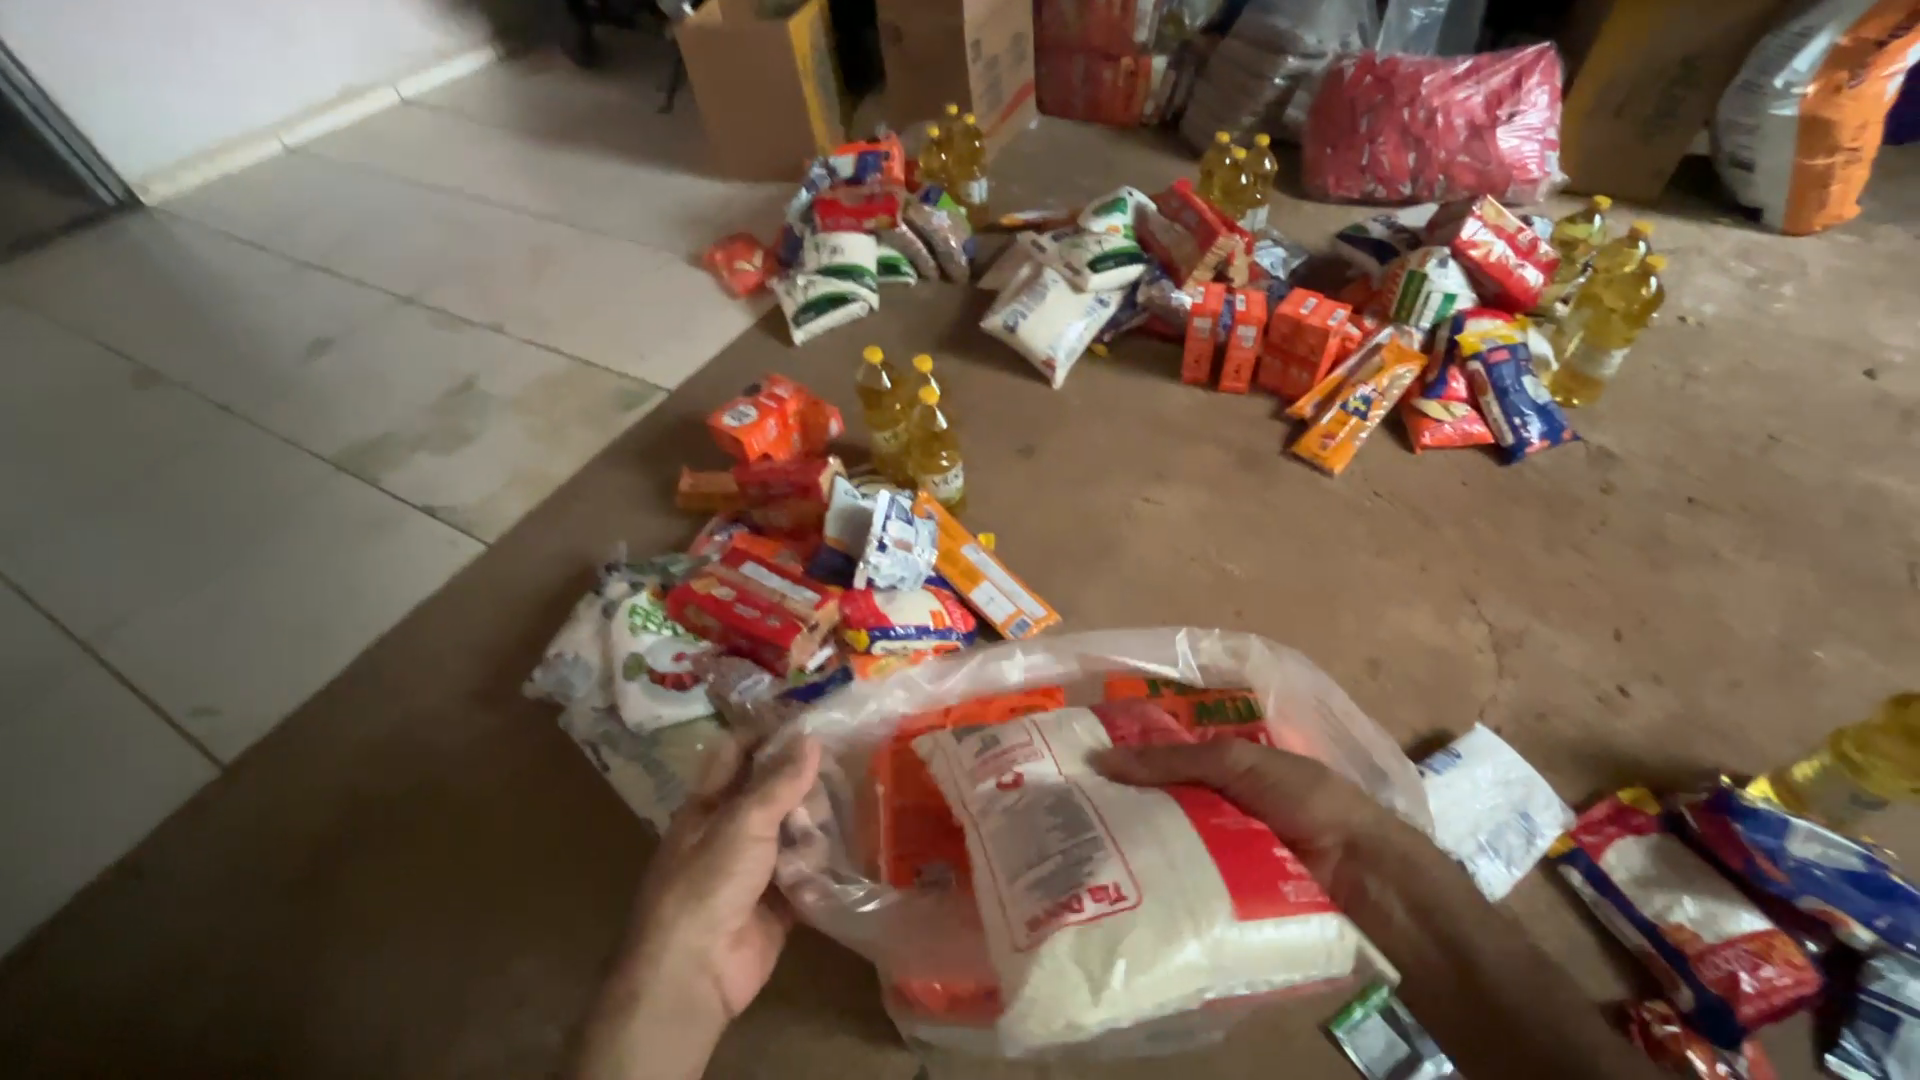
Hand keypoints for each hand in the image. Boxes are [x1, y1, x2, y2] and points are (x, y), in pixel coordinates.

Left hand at [629, 734, 822, 1017]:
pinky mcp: (776, 904)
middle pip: (772, 793)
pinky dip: (822, 868)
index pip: (737, 753)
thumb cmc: (708, 883)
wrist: (694, 972)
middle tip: (843, 770)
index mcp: (709, 805)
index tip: (812, 722)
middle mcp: (730, 831)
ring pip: (792, 833)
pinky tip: (848, 855)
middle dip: (804, 784)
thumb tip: (811, 738)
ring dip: (815, 828)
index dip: (768, 734)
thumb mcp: (742, 822)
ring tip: (847, 815)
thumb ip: (779, 782)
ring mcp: (753, 869)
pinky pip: (806, 876)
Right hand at [1093, 739, 1405, 911]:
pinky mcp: (1217, 897)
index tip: (1072, 773)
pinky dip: (1152, 886)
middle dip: (1117, 812)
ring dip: (1129, 852)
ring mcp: (1214, 855)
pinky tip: (1112, 892)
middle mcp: (1212, 810)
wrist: (1362, 874)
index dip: (1122, 766)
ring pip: (1161, 848)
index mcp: (1220, 770)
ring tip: (1075, 859)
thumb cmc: (1304, 800)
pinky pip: (1177, 886)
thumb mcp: (1237, 762)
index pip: (1159, 764)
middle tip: (1062, 821)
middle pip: (1155, 808)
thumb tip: (1099, 759)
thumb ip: (1172, 760)